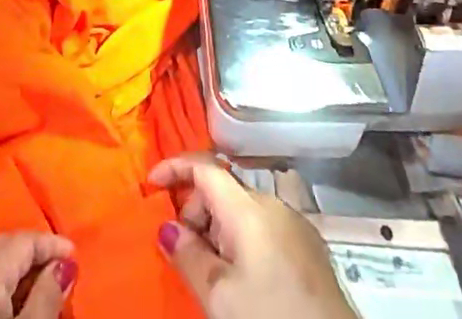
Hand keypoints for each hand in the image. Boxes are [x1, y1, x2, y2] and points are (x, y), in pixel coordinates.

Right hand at [150, 156, 355, 318]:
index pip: (204, 167)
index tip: (150, 185)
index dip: (174, 168)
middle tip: (183, 252)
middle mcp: (275, 207)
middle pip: (222, 190)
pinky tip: (240, 279)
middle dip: (195, 212)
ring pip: (243, 212)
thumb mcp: (219, 295)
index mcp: (250, 209)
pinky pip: (264, 230)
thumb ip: (187, 255)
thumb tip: (168, 228)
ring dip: (217, 231)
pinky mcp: (311, 253)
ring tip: (211, 273)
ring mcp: (298, 229)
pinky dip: (241, 242)